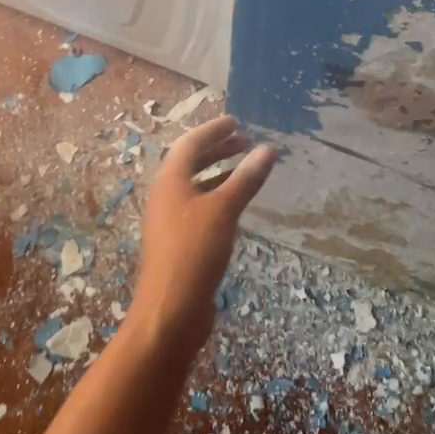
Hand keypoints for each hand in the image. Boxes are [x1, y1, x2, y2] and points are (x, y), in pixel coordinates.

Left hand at [131, 116, 276, 354]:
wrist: (169, 312)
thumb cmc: (194, 252)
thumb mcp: (224, 210)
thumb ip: (246, 178)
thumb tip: (268, 148)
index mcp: (170, 180)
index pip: (190, 143)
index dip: (213, 130)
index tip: (236, 122)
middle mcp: (166, 196)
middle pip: (190, 163)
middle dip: (217, 149)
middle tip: (245, 141)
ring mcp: (170, 221)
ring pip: (195, 186)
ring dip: (219, 173)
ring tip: (245, 168)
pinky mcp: (179, 244)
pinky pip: (199, 207)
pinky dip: (218, 197)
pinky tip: (236, 206)